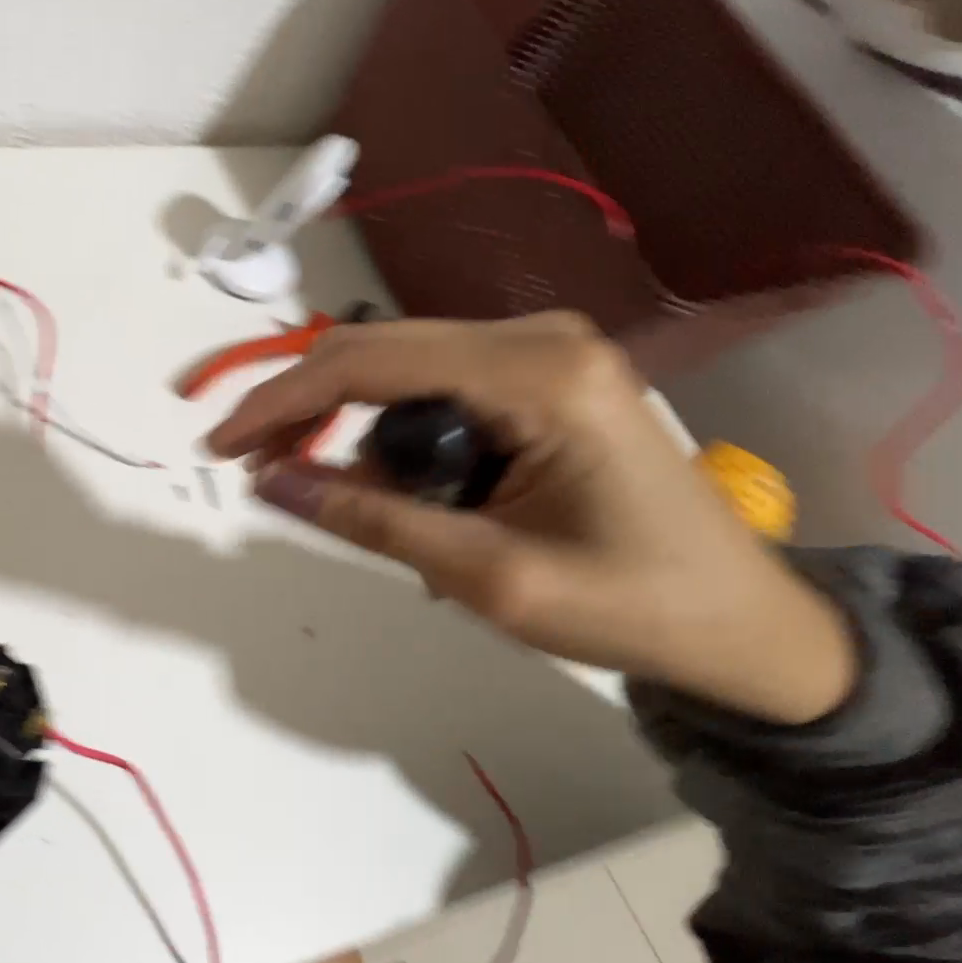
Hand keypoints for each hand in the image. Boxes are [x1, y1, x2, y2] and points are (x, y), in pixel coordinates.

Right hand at [207, 312, 855, 724]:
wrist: (743, 624)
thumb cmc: (629, 606)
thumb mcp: (485, 574)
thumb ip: (368, 519)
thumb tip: (265, 483)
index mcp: (538, 375)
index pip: (369, 363)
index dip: (280, 401)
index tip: (219, 446)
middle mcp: (536, 338)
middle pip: (375, 350)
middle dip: (300, 406)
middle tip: (252, 467)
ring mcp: (541, 350)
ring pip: (396, 365)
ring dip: (343, 421)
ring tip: (322, 489)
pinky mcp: (538, 374)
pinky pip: (430, 384)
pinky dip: (387, 429)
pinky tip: (386, 480)